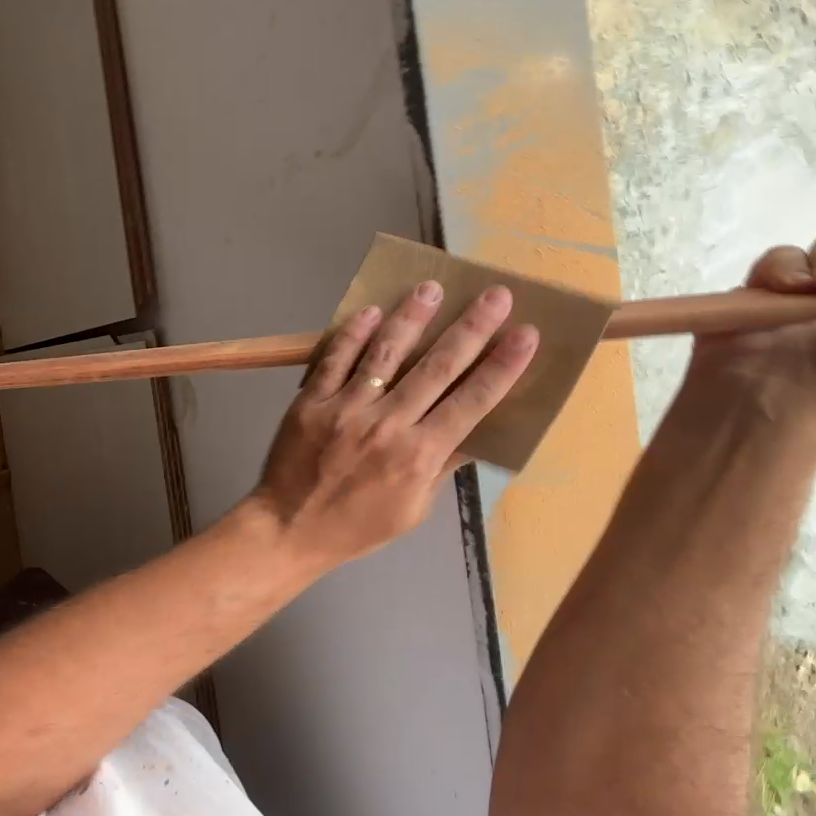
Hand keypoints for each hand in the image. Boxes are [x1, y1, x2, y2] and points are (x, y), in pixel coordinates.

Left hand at [246, 282, 538, 567]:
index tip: (526, 333)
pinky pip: (335, 360)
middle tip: (496, 294)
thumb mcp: (414, 507)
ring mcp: (345, 410)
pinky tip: (371, 310)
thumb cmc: (358, 525)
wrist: (289, 527)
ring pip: (385, 354)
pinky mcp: (310, 402)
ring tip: (432, 287)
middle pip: (436, 367)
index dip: (502, 366)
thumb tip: (476, 428)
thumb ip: (442, 464)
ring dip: (411, 317)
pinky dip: (354, 334)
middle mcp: (387, 426)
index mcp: (419, 456)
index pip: (472, 401)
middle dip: (471, 328)